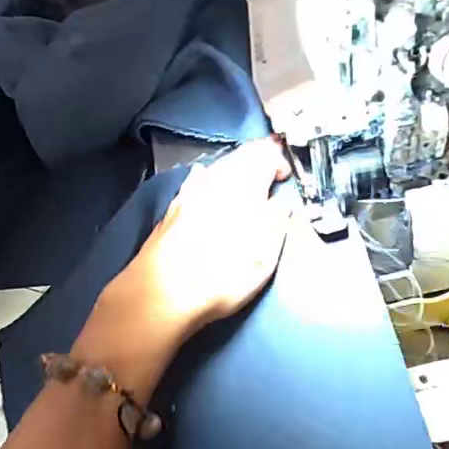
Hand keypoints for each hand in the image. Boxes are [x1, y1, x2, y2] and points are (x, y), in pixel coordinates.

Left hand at [73, 138, 295, 400]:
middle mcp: (214, 179)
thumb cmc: (223, 273)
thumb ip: (277, 220)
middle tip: (270, 173)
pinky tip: (204, 180)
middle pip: (239, 157)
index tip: (287, 175)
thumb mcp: (266, 252)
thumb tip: (281, 204)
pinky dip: (207, 179)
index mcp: (243, 183)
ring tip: (245, 183)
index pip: (265, 154)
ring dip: (234, 170)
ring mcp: (188, 192)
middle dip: (257, 161)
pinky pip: (195, 183)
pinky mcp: (171, 209)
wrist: (162, 294)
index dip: (280, 160)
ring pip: (216, 168)